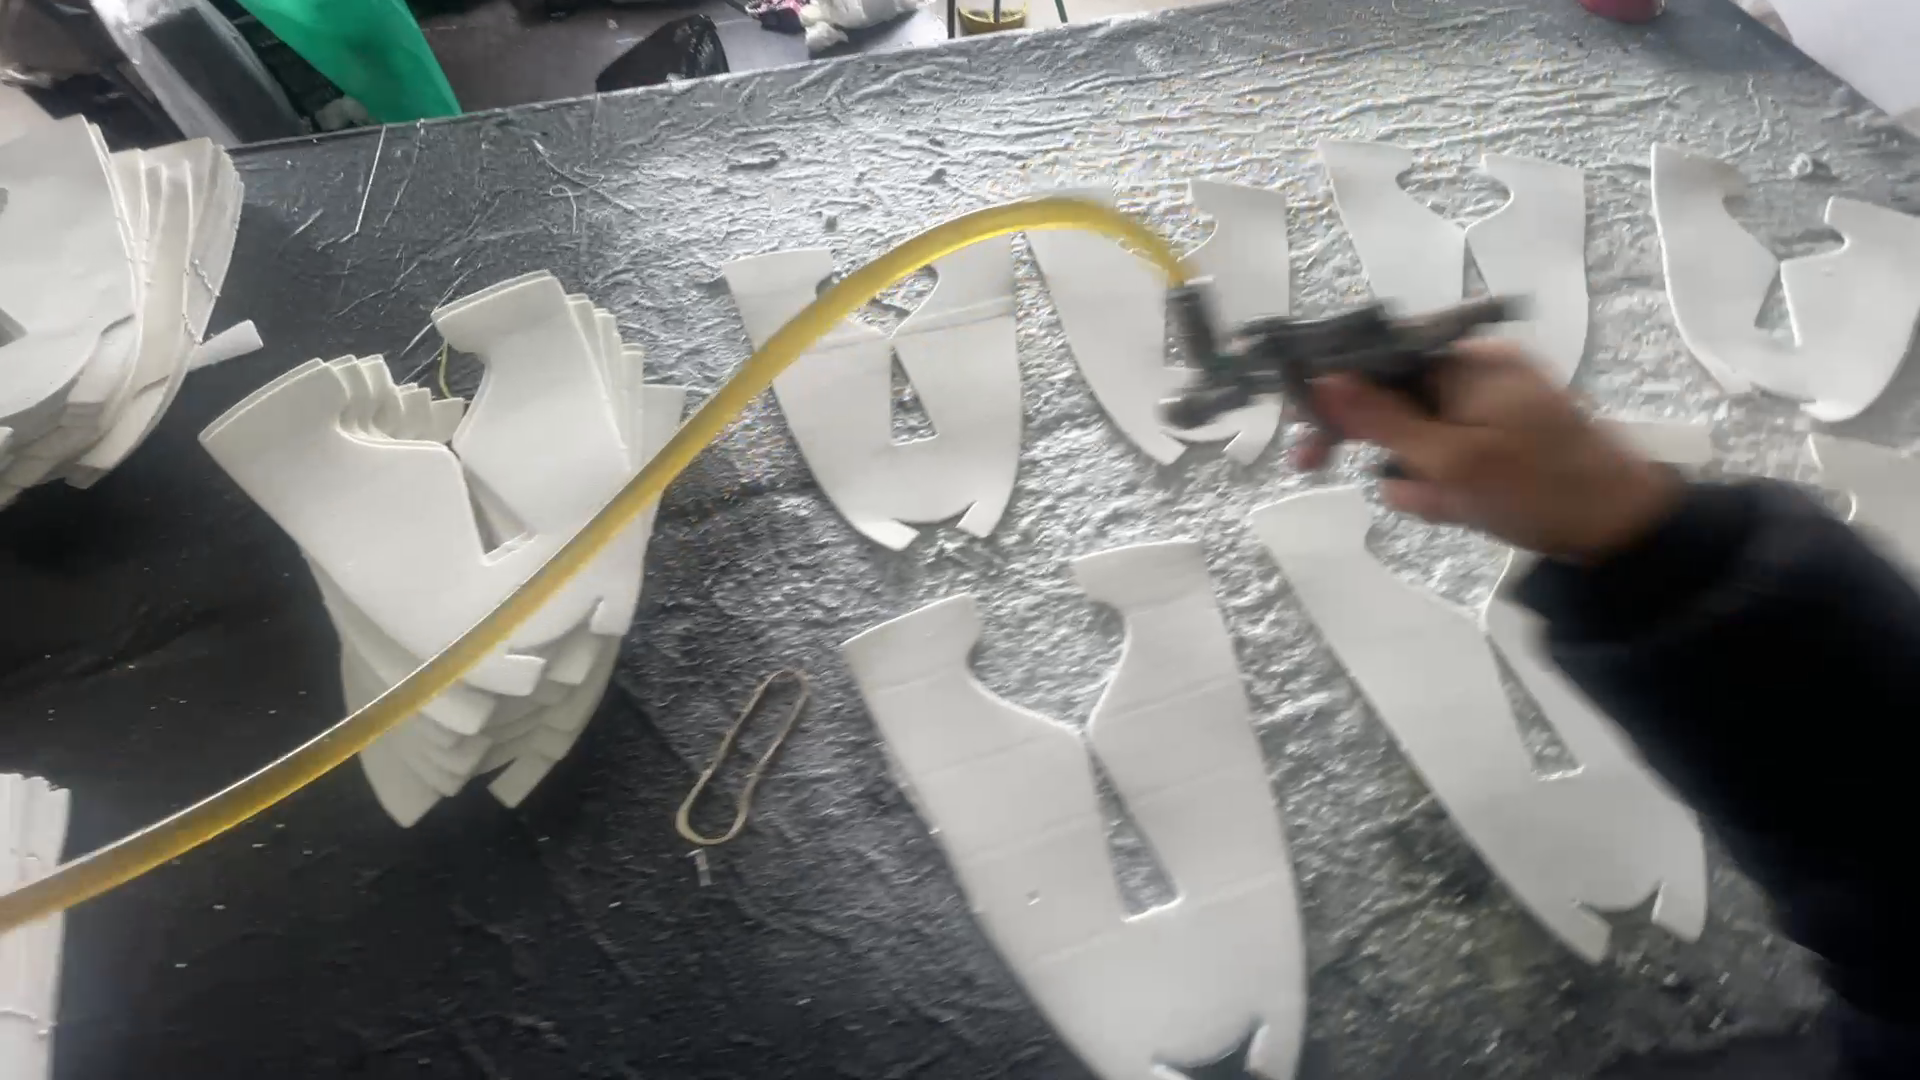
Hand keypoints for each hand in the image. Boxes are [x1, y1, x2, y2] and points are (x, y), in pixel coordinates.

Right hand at [1292, 340, 1681, 560]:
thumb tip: (1319, 381)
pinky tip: (1454, 509)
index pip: (1378, 360)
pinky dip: (1430, 487)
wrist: (1621, 532)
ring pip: (1403, 437)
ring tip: (1440, 504)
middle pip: (1384, 399)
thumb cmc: (1539, 487)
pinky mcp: (1482, 444)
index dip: (1332, 390)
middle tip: (1310, 467)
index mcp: (1467, 363)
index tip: (1299, 425)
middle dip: (1363, 439)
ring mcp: (1477, 412)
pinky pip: (1430, 459)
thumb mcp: (1450, 457)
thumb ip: (1380, 419)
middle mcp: (1469, 377)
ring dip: (1407, 475)